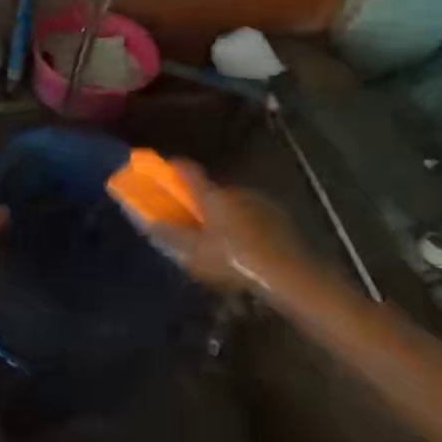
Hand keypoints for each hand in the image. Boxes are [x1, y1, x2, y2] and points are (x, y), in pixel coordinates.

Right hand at [151, 161, 312, 292]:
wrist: (291, 274)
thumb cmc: (234, 260)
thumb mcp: (195, 253)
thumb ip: (170, 235)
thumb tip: (150, 221)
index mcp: (212, 196)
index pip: (188, 170)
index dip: (174, 166)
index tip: (163, 167)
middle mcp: (236, 191)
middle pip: (211, 190)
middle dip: (199, 201)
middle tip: (190, 220)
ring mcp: (260, 202)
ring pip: (233, 203)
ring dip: (223, 214)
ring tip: (219, 238)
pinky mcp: (280, 217)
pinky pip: (252, 215)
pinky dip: (243, 224)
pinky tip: (245, 246)